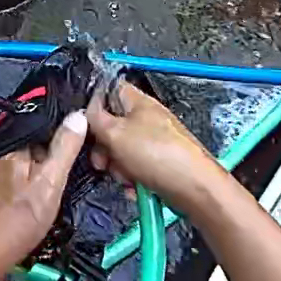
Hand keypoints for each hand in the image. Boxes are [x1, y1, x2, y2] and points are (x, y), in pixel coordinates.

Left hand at [0, 111, 89, 263]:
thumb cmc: (25, 216)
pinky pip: (11, 180)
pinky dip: (22, 185)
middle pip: (31, 149)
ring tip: (50, 187)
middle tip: (66, 173)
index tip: (77, 149)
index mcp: (15, 148)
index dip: (61, 139)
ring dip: (34, 172)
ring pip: (21, 166)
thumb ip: (64, 148)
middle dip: (47, 157)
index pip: (42, 132)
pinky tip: (30, 198)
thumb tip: (78, 115)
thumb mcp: (52, 181)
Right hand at [85, 82, 231, 213]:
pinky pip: (136, 168)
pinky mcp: (161, 165)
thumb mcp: (115, 132)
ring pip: (122, 151)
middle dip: (104, 146)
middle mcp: (148, 119)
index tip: (84, 124)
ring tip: (125, 178)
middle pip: (113, 126)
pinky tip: (135, 188)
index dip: (94, 104)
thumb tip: (85, 111)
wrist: (195, 189)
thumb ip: (94, 118)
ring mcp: (156, 143)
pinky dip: (132, 179)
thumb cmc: (155, 154)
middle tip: (103, 162)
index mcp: (139, 102)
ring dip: (117, 167)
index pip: (110, 90)